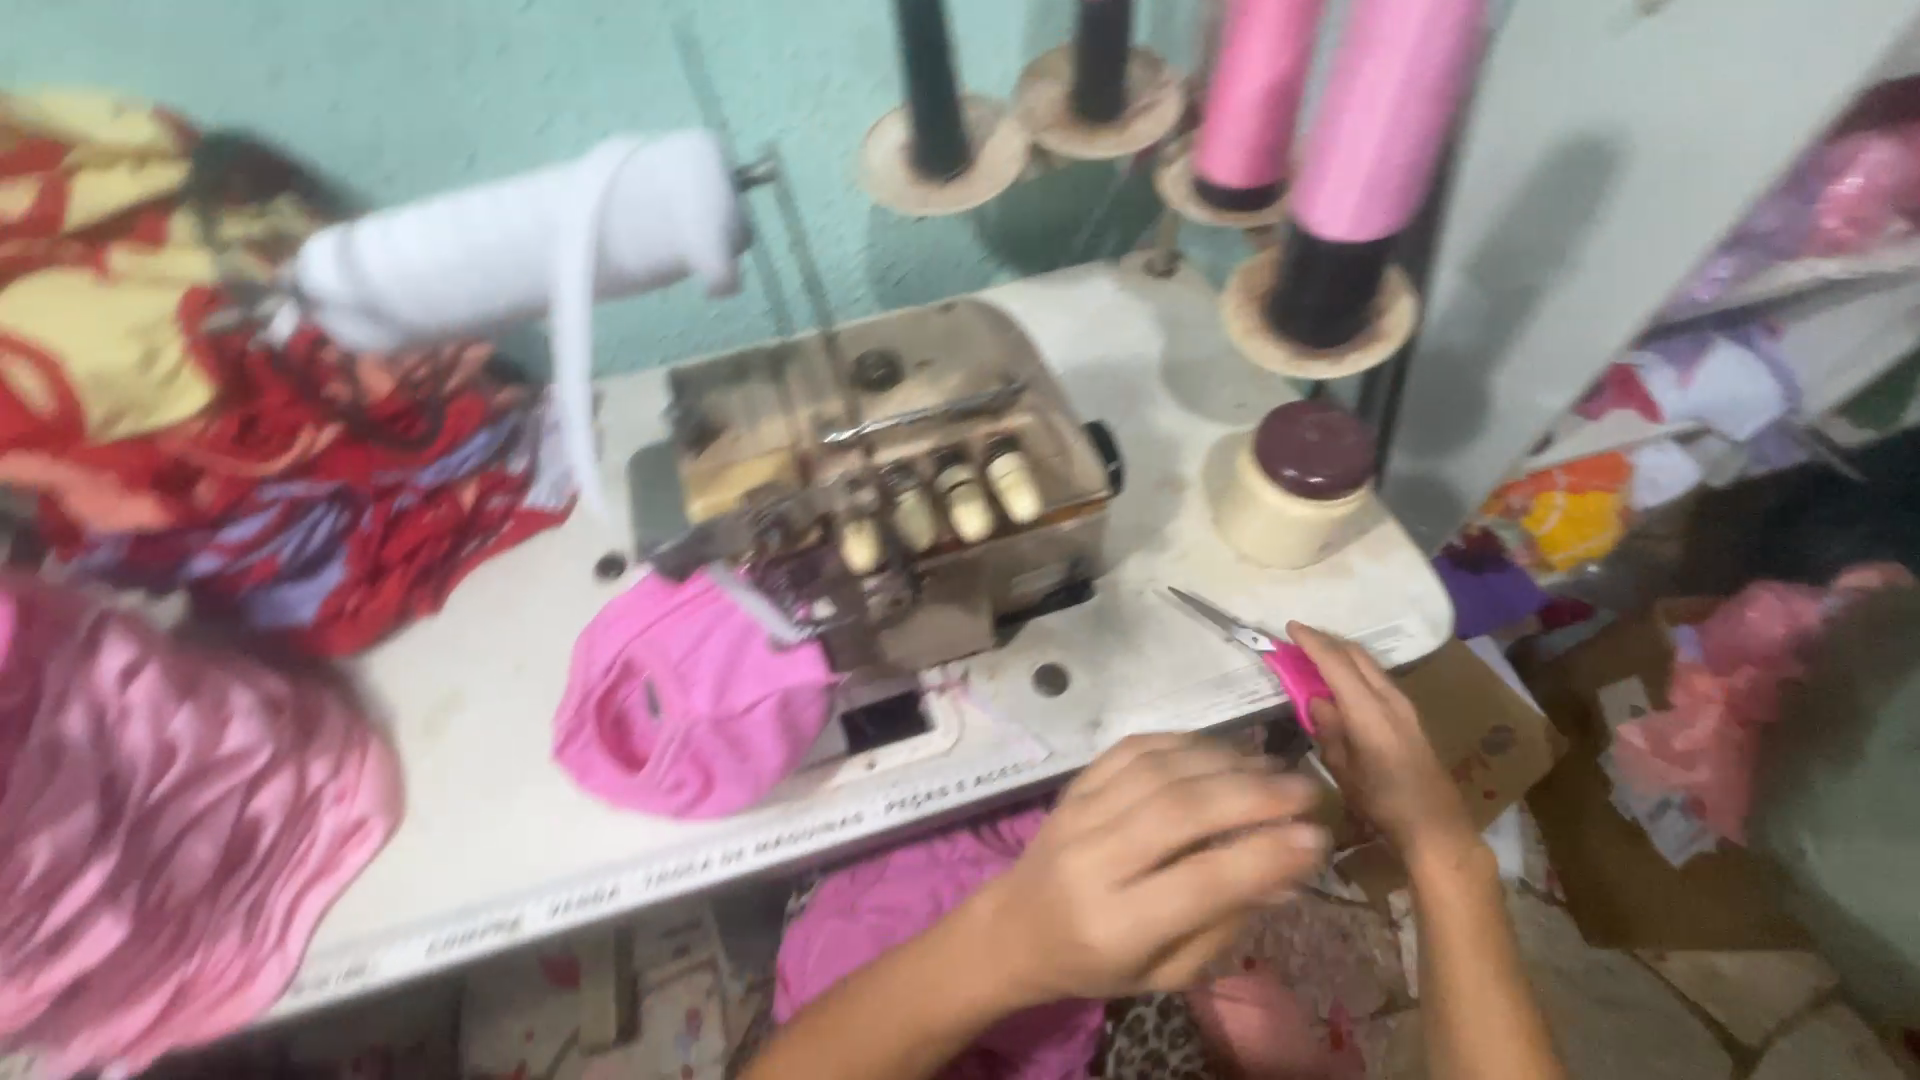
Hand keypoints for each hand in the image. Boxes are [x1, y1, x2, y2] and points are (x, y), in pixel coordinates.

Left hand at [966, 735, 1327, 1007]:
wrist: (1016, 926)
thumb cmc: (1098, 963)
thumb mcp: (1167, 971)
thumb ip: (1225, 922)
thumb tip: (1290, 869)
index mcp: (1116, 925)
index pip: (1199, 882)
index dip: (1262, 856)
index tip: (1317, 837)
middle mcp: (1092, 860)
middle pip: (1178, 812)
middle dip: (1252, 795)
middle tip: (1306, 789)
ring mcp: (1077, 813)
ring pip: (1157, 771)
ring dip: (1223, 761)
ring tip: (1273, 766)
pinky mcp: (1073, 785)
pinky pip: (1131, 749)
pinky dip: (1182, 742)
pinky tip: (1220, 750)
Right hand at [1288, 623, 1479, 867]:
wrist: (1436, 828)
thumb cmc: (1383, 804)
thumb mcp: (1343, 770)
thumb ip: (1328, 730)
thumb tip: (1315, 699)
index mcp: (1369, 712)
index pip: (1336, 664)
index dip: (1312, 642)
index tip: (1289, 627)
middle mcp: (1390, 700)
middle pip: (1357, 655)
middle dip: (1327, 640)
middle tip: (1299, 638)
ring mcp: (1404, 707)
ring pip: (1369, 665)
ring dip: (1342, 654)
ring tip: (1315, 655)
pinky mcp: (1409, 717)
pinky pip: (1376, 679)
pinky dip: (1354, 670)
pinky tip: (1340, 681)